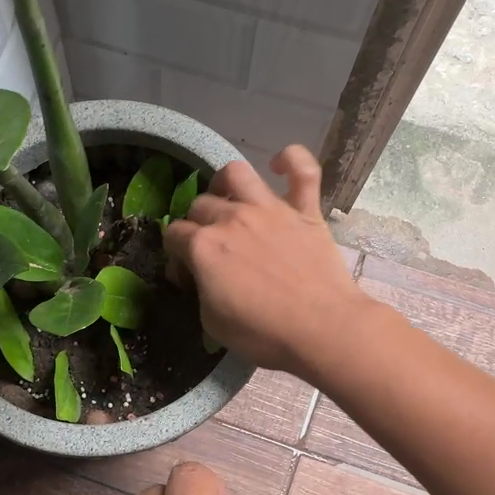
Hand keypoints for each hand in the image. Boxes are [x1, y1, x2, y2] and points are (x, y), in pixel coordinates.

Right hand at [163, 145, 369, 376]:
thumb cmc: (262, 334)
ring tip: (229, 200)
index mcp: (203, 247)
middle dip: (196, 224)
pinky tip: (279, 165)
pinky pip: (302, 170)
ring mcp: (270, 209)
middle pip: (200, 204)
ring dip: (225, 183)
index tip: (187, 276)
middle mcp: (231, 218)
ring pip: (237, 173)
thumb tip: (200, 277)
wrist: (321, 330)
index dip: (176, 256)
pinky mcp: (305, 210)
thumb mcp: (212, 323)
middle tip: (210, 249)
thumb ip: (200, 290)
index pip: (173, 235)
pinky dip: (291, 160)